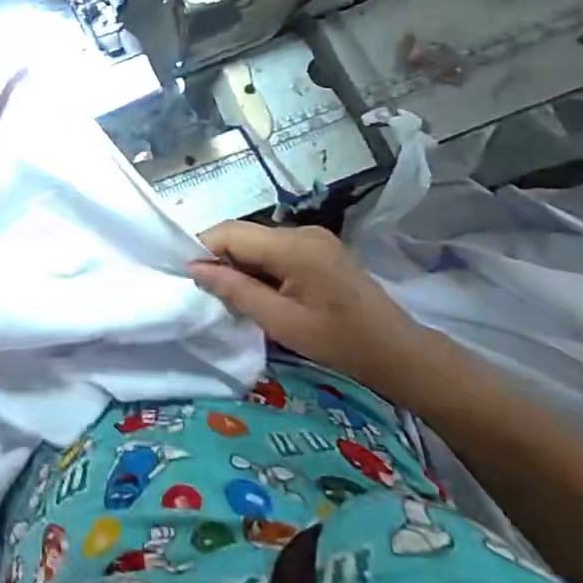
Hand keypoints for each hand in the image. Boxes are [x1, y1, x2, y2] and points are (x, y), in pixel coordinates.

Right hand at [189, 221, 429, 389]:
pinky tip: (257, 290)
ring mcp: (312, 237)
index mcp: (293, 246)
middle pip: (242, 233)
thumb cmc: (339, 342)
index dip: (202, 249)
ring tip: (229, 293)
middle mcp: (301, 231)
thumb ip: (236, 291)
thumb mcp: (281, 322)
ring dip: (237, 262)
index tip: (185, 275)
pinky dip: (257, 265)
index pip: (230, 233)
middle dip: (219, 256)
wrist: (397, 351)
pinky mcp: (317, 247)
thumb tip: (195, 269)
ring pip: (256, 240)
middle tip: (204, 288)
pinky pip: (273, 248)